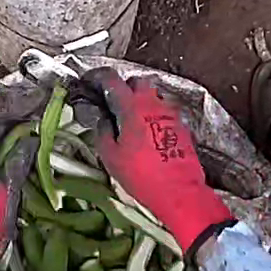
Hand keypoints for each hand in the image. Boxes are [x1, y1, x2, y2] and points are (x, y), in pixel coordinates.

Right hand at [82, 67, 234, 252]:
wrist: (180, 193)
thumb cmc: (140, 174)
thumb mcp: (109, 155)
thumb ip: (102, 131)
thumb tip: (103, 119)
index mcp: (132, 107)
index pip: (112, 79)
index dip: (97, 77)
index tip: (89, 83)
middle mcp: (153, 104)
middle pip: (137, 82)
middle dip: (124, 87)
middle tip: (113, 103)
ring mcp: (170, 114)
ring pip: (153, 96)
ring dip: (141, 101)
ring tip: (131, 119)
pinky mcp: (181, 127)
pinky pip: (164, 112)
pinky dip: (153, 116)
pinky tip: (147, 133)